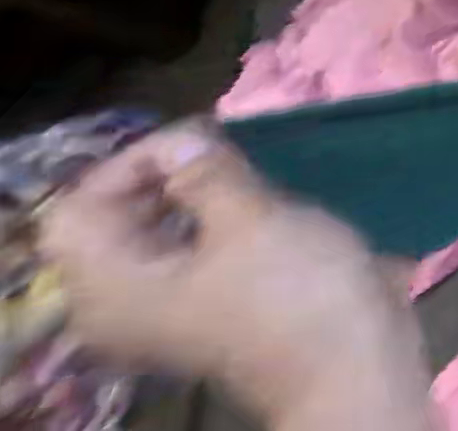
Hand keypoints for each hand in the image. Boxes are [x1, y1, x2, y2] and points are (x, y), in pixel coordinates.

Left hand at [39, 123, 432, 429]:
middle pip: (114, 223)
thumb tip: (181, 137)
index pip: (79, 208)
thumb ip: (211, 177)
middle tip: (238, 148)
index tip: (210, 135)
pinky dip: (223, 221)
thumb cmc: (297, 285)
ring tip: (262, 172)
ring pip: (159, 235)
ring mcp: (168, 309)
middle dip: (169, 176)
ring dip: (203, 195)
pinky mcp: (213, 307)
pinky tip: (274, 210)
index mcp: (110, 285)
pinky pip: (196, 252)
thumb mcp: (258, 221)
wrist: (348, 353)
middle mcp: (120, 301)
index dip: (135, 162)